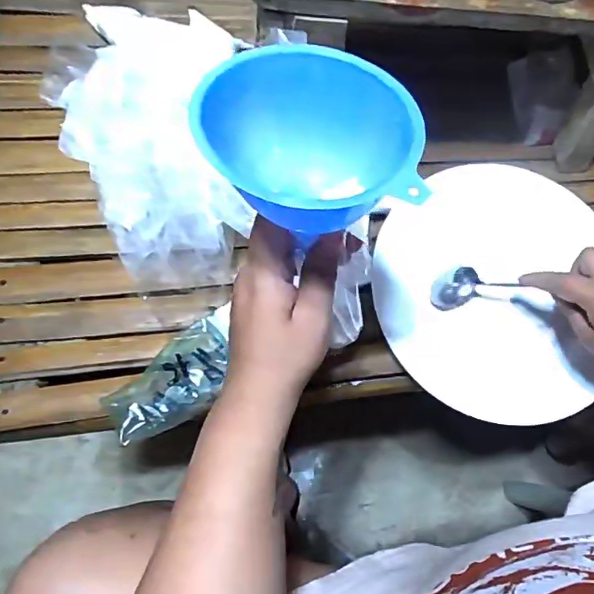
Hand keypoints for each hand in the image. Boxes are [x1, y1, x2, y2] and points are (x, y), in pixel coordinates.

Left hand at [226, 218, 343, 400]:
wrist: (257, 393)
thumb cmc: (288, 355)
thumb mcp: (313, 314)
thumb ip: (322, 271)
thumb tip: (334, 233)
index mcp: (262, 269)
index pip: (271, 218)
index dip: (298, 204)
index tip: (329, 200)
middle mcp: (248, 270)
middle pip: (274, 230)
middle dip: (309, 222)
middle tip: (345, 225)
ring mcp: (248, 284)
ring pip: (275, 248)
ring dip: (304, 241)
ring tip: (339, 244)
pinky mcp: (253, 297)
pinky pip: (274, 265)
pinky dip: (296, 258)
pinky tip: (319, 265)